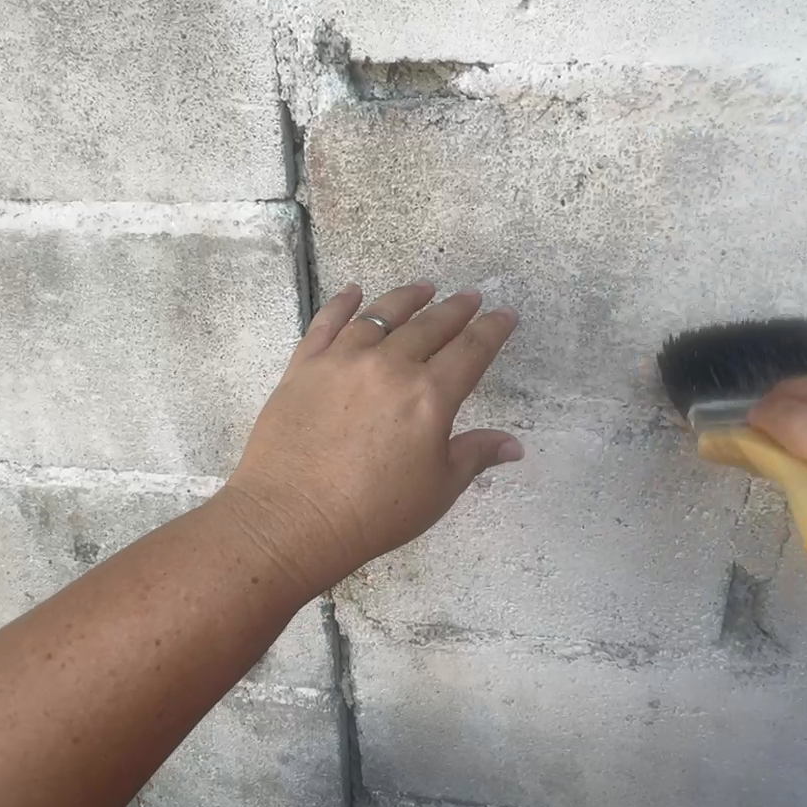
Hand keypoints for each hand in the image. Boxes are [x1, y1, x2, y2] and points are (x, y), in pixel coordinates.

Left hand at [218, 282, 521, 595]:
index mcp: (429, 396)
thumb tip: (514, 445)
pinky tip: (353, 291)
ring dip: (407, 298)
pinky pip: (327, 323)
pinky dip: (342, 303)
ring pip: (381, 315)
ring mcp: (344, 361)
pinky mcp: (305, 365)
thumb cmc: (373, 513)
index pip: (471, 351)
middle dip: (456, 309)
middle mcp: (390, 366)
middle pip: (430, 326)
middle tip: (470, 296)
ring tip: (424, 287)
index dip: (492, 330)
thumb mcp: (437, 490)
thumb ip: (475, 456)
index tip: (504, 314)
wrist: (292, 519)